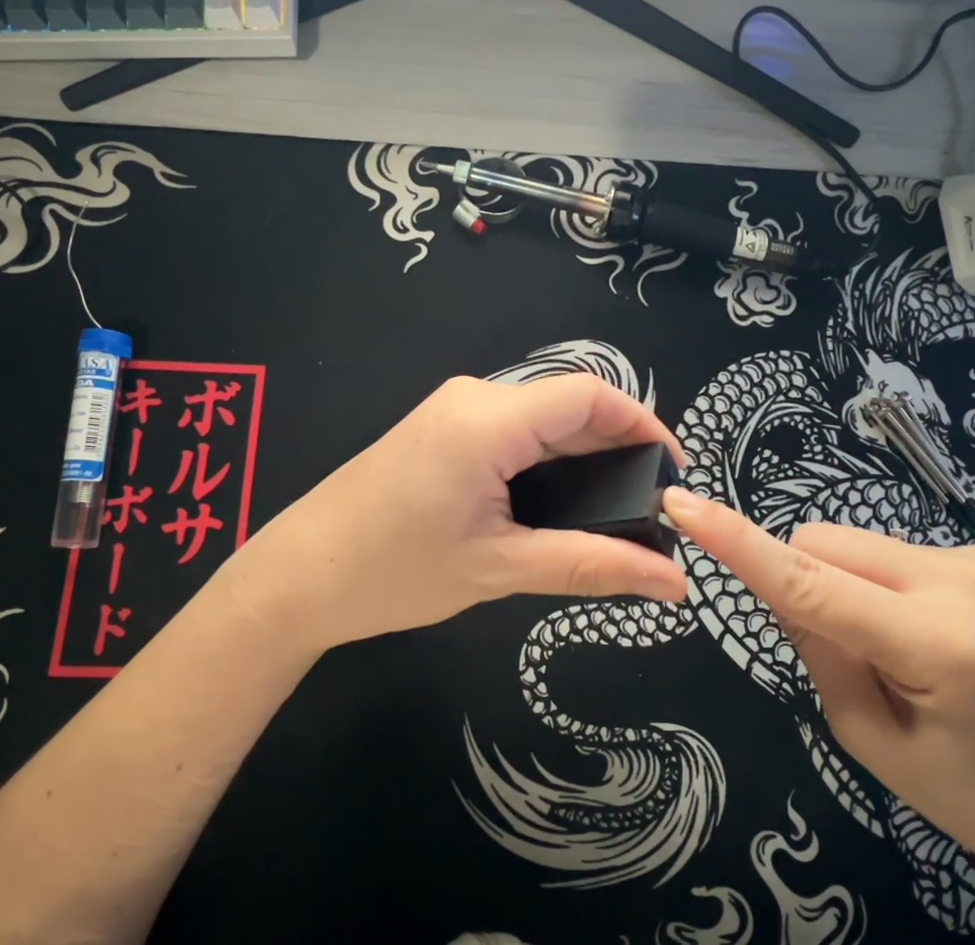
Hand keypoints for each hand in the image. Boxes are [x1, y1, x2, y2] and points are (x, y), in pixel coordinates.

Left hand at [217, 375, 689, 655]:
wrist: (298, 577)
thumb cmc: (393, 572)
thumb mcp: (499, 569)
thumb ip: (592, 566)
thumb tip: (673, 581)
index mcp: (488, 419)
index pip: (591, 394)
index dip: (645, 424)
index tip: (676, 475)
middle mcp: (472, 398)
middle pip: (569, 403)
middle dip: (619, 446)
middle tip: (652, 506)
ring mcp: (452, 410)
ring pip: (542, 417)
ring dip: (584, 454)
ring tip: (617, 509)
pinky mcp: (440, 429)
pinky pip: (513, 429)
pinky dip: (549, 458)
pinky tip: (563, 502)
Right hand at [662, 489, 974, 943]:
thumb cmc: (971, 794)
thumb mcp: (869, 739)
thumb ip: (817, 650)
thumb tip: (783, 585)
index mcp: (937, 646)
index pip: (810, 582)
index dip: (739, 544)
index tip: (685, 505)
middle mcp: (967, 584)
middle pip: (825, 545)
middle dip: (807, 584)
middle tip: (845, 654)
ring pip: (858, 545)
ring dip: (849, 586)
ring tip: (900, 653)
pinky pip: (897, 552)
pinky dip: (886, 586)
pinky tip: (931, 636)